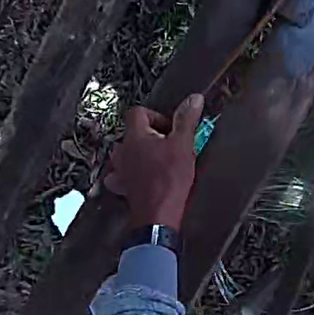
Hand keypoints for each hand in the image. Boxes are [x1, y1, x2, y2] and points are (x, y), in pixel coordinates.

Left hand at [104, 94, 203, 230]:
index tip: (171, 128)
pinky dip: (134, 172)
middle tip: (170, 145)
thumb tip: (193, 99)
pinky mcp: (123, 186)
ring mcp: (120, 169)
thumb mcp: (183, 144)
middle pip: (133, 132)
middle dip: (152, 135)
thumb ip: (186, 120)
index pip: (138, 112)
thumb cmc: (169, 179)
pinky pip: (124, 173)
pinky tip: (146, 177)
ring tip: (161, 161)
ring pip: (128, 152)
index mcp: (135, 136)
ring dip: (142, 153)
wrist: (159, 215)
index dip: (157, 116)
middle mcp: (122, 151)